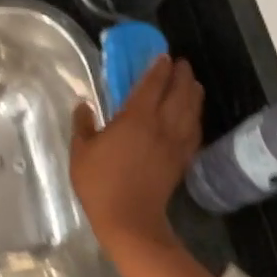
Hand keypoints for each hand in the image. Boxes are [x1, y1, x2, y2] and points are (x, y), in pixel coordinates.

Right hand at [71, 55, 203, 246]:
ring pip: (191, 111)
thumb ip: (83, 125)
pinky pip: (194, 133)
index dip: (158, 68)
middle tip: (181, 64)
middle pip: (179, 93)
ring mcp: (175, 143)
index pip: (152, 84)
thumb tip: (84, 106)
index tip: (163, 56)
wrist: (130, 220)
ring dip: (193, 94)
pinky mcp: (182, 160)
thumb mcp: (81, 152)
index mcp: (136, 118)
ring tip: (193, 84)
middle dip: (181, 75)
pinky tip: (193, 117)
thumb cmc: (100, 183)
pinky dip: (196, 119)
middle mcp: (161, 125)